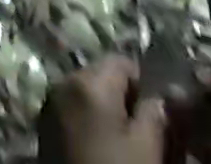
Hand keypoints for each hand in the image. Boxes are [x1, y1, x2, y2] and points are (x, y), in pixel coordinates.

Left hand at [38, 56, 164, 163]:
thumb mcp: (147, 148)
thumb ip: (157, 114)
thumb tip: (165, 95)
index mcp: (87, 81)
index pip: (122, 62)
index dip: (146, 83)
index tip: (160, 112)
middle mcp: (63, 82)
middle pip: (102, 75)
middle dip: (126, 98)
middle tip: (147, 132)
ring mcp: (50, 103)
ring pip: (88, 93)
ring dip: (108, 111)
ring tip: (126, 144)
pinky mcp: (46, 124)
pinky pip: (73, 109)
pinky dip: (90, 121)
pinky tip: (104, 148)